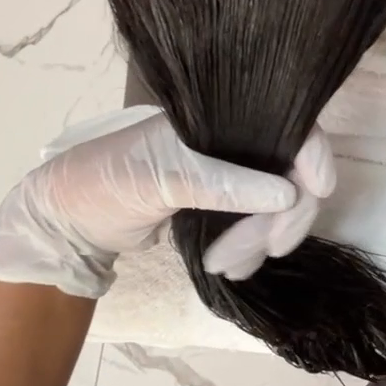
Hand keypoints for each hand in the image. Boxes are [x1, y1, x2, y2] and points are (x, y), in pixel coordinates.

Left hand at [0, 109, 334, 296]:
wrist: (68, 221)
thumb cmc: (107, 180)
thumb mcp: (164, 178)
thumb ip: (225, 185)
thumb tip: (289, 195)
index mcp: (222, 118)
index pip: (289, 127)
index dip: (313, 155)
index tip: (317, 193)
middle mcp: (236, 141)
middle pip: (291, 175)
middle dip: (278, 218)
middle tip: (259, 253)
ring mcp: (234, 174)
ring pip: (279, 206)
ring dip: (262, 240)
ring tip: (228, 267)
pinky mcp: (226, 204)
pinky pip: (258, 225)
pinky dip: (252, 249)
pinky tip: (232, 267)